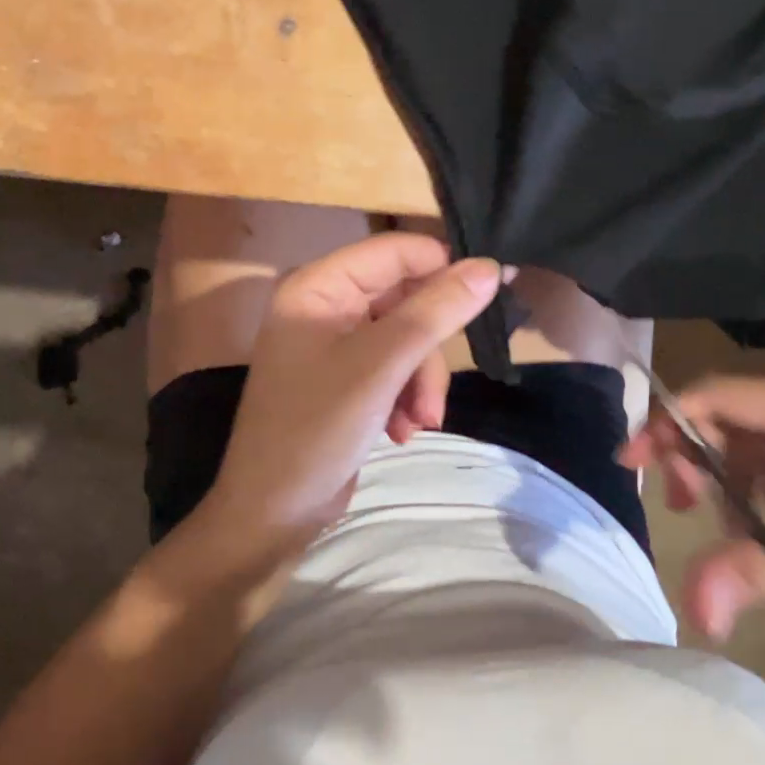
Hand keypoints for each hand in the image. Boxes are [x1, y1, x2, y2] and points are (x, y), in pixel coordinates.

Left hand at [203, 233, 502, 544]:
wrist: (271, 511)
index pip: (396, 252)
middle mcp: (322, 305)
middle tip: (439, 390)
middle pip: (405, 299)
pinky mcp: (343, 378)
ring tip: (420, 422)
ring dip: (421, 380)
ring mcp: (331, 343)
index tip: (493, 293)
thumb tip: (489, 266)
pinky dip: (405, 396)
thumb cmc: (316, 428)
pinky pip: (392, 368)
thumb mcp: (381, 366)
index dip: (445, 268)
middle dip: (428, 348)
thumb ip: (435, 312)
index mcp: (318, 286)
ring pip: (406, 338)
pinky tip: (401, 432)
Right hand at [619, 370, 764, 643]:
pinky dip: (764, 476)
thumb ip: (746, 573)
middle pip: (732, 409)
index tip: (633, 462)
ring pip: (755, 428)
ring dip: (732, 475)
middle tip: (689, 508)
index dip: (666, 424)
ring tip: (736, 527)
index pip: (718, 394)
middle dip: (700, 458)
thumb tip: (693, 615)